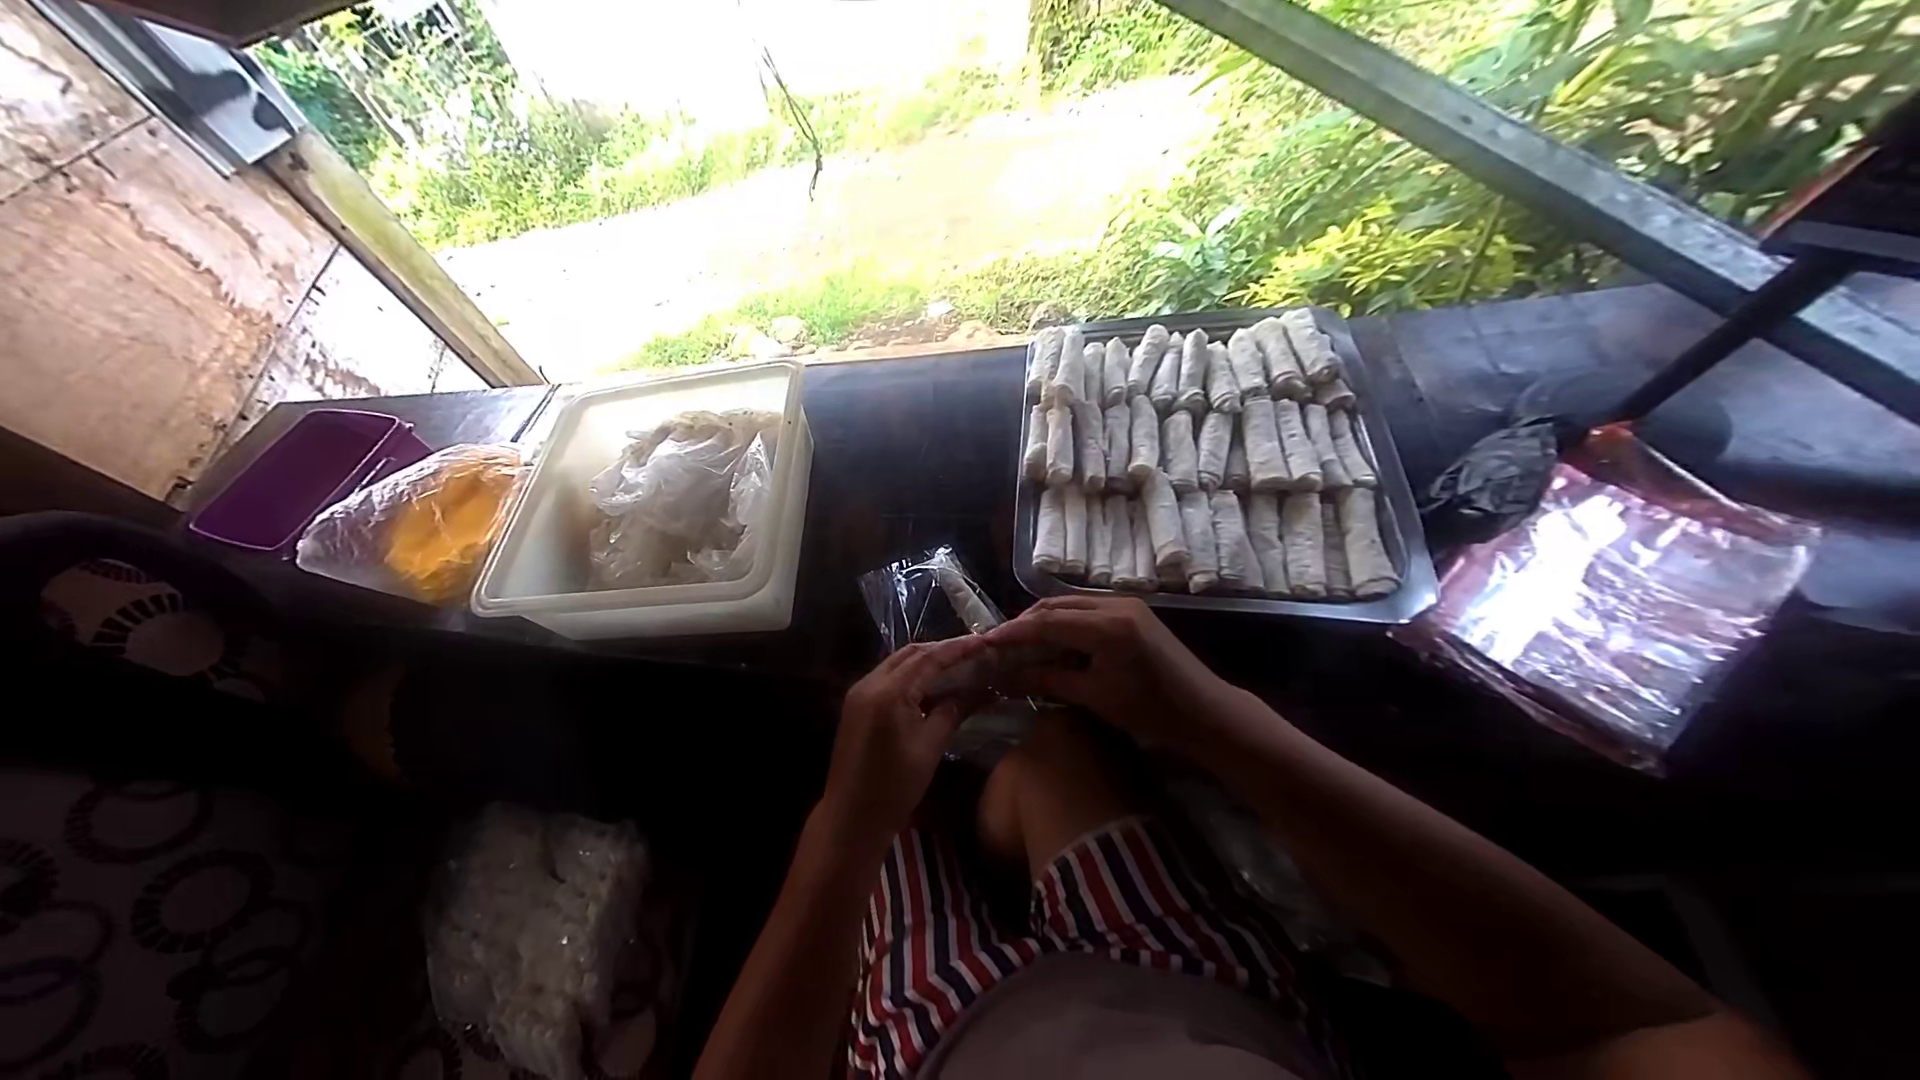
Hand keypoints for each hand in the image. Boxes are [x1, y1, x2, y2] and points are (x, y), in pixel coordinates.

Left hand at [820, 636, 988, 853]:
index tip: (984, 641)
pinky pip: (887, 678)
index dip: (957, 648)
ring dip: (926, 661)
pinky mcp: (856, 705)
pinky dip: (911, 676)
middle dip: (941, 650)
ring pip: (897, 664)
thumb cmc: (895, 787)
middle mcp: (869, 684)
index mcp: (887, 692)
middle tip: (973, 651)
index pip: (927, 658)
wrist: (851, 818)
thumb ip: (953, 710)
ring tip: (958, 663)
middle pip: (910, 654)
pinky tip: (932, 683)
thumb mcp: (931, 745)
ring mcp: (858, 693)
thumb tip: (982, 690)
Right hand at [983, 596, 1264, 754]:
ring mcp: (1126, 604)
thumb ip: (1046, 680)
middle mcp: (1115, 604)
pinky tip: (1053, 642)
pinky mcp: (1132, 612)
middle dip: (1025, 623)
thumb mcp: (1093, 696)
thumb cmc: (1150, 711)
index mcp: (1107, 626)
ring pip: (1070, 604)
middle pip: (1056, 605)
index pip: (1047, 622)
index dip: (1013, 633)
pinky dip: (1064, 622)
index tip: (986, 643)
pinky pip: (1087, 609)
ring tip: (1021, 645)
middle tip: (1000, 645)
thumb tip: (1003, 678)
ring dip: (1044, 621)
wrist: (1204, 711)